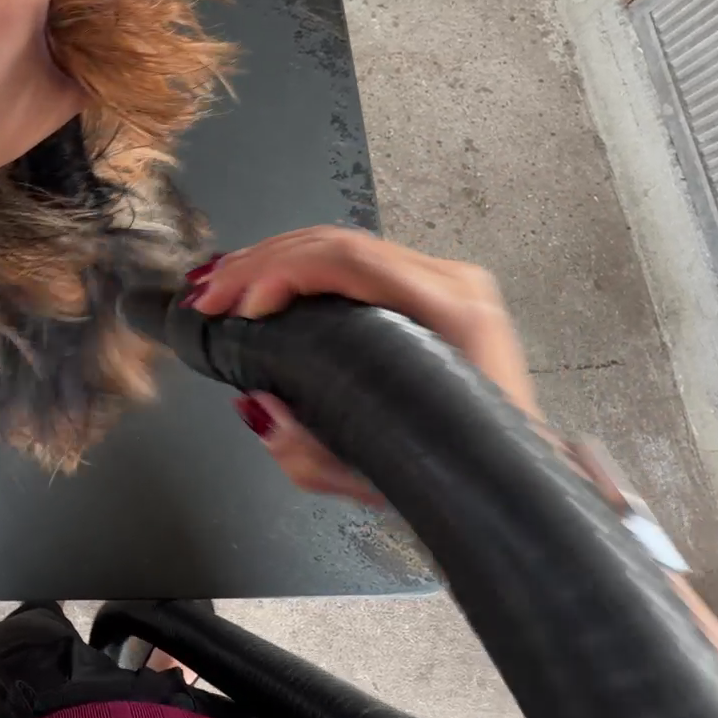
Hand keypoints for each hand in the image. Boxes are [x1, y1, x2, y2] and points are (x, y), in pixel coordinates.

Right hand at [186, 226, 536, 502]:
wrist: (508, 476)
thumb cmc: (455, 470)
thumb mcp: (373, 478)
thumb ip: (307, 453)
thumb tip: (258, 406)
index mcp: (448, 314)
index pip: (345, 261)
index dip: (279, 273)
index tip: (241, 307)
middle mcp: (449, 284)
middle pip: (333, 241)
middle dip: (256, 264)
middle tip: (209, 295)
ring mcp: (440, 278)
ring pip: (337, 239)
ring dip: (268, 257)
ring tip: (221, 282)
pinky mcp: (426, 284)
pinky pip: (348, 254)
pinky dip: (294, 260)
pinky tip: (259, 275)